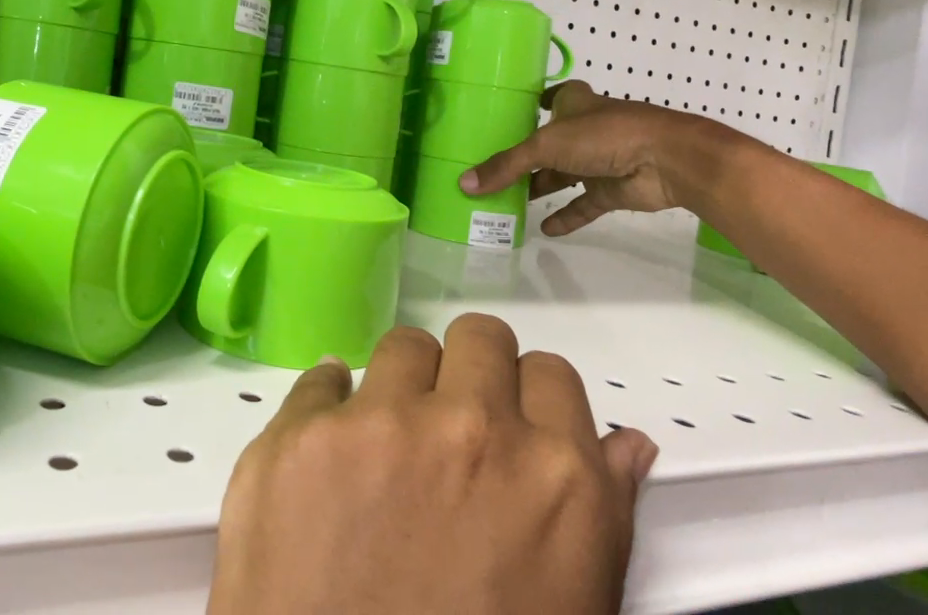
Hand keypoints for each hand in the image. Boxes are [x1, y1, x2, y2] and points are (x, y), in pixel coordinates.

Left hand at [209, 314, 657, 614]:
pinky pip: (322, 379)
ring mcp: (380, 426)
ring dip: (401, 383)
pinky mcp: (298, 438)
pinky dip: (329, 405)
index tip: (508, 422)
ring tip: (385, 442)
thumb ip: (602, 511)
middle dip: (469, 373)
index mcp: (558, 477)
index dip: (528, 398)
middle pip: (480, 339)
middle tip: (447, 422)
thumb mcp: (571, 607)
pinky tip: (328, 451)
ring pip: (402, 347)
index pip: (552, 374)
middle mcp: (475, 430)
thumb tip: (629, 443)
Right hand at [461, 81, 729, 235]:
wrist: (667, 160)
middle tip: (490, 170)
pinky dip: (566, 216)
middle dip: (524, 157)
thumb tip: (464, 183)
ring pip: (563, 175)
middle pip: (548, 143)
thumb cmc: (605, 135)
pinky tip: (543, 228)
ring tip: (506, 201)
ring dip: (540, 187)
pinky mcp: (611, 189)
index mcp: (573, 103)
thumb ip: (506, 165)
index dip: (527, 106)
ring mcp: (599, 160)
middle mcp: (584, 129)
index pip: (546, 99)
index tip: (501, 117)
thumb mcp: (546, 145)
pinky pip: (584, 205)